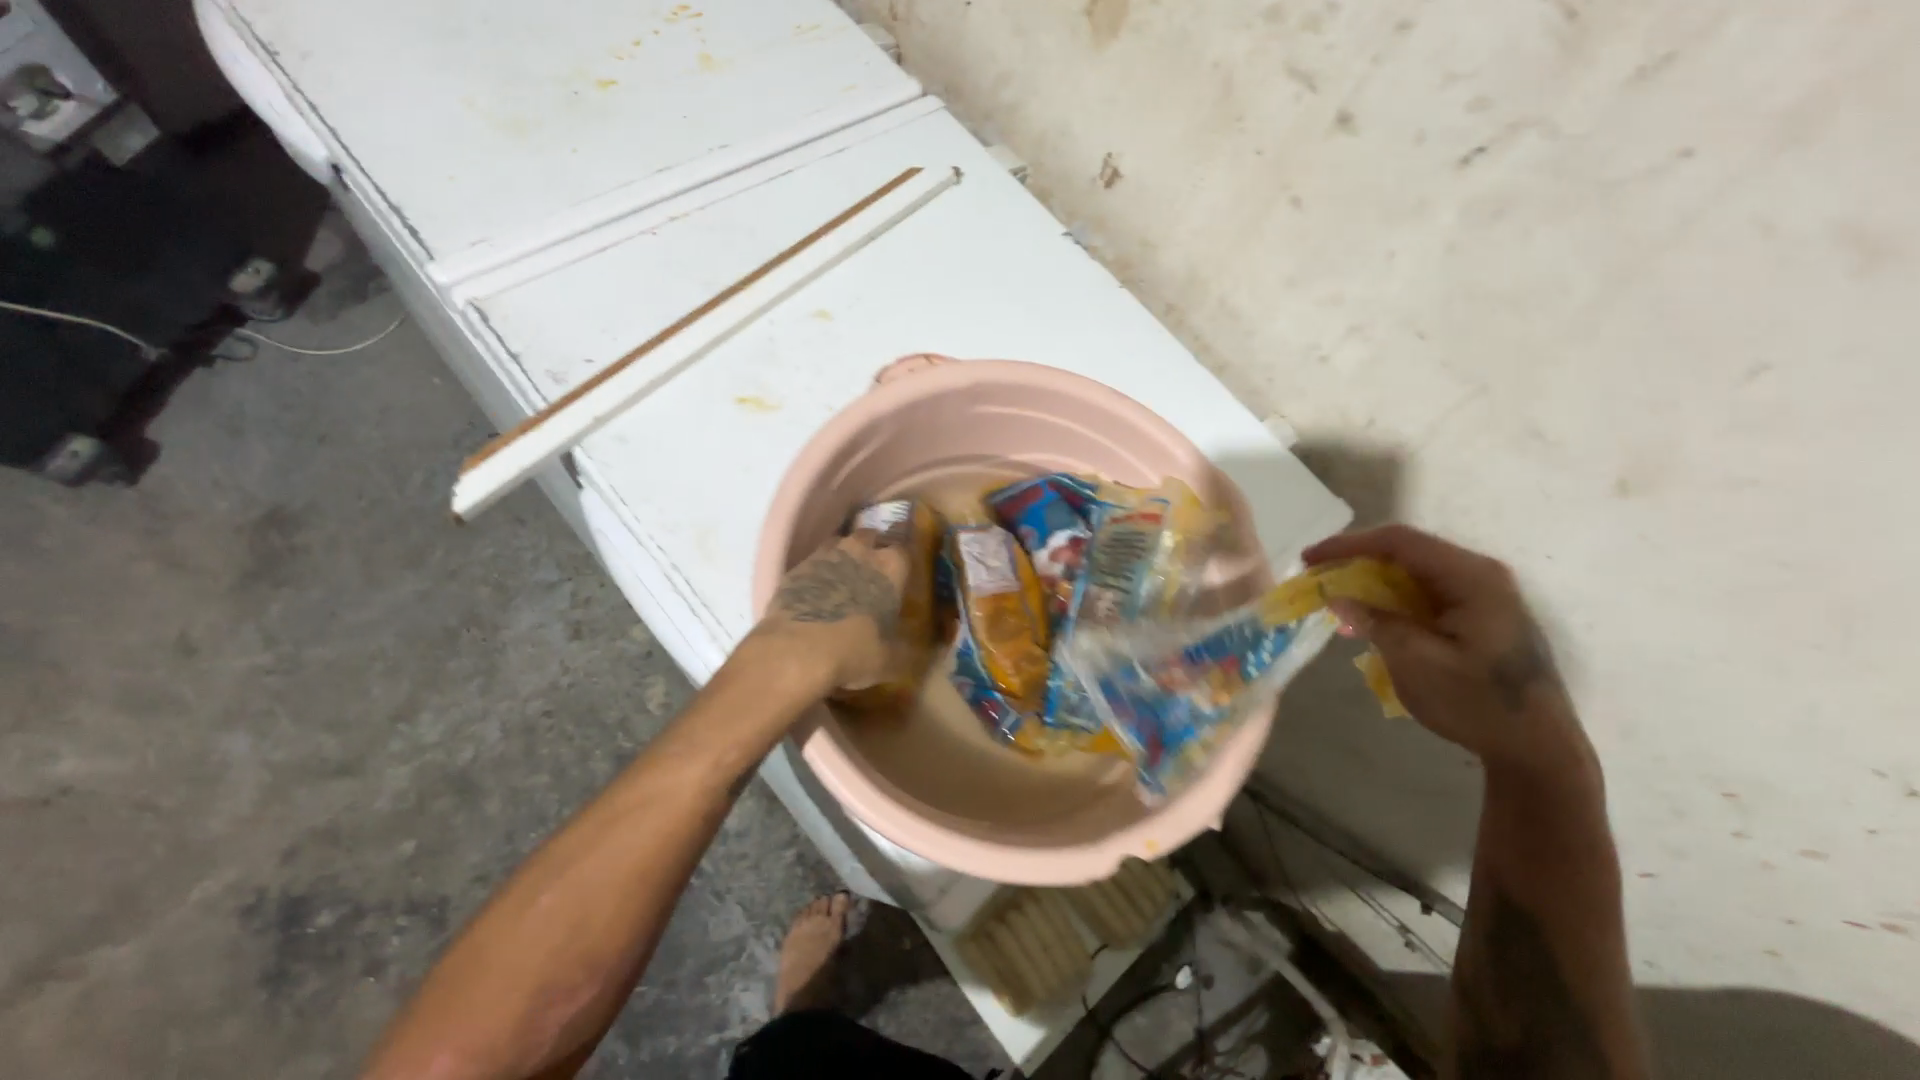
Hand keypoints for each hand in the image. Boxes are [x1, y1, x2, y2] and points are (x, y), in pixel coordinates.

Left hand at [754, 531, 912, 693]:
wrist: (796, 650)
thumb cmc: (854, 651)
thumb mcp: (889, 658)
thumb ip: (900, 646)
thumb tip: (907, 648)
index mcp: (890, 568)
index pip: (904, 551)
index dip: (901, 564)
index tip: (900, 578)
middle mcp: (859, 552)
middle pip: (869, 537)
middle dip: (871, 550)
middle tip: (871, 575)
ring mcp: (824, 556)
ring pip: (838, 544)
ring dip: (842, 558)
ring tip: (842, 581)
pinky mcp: (795, 568)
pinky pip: (812, 563)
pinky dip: (816, 574)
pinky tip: (814, 595)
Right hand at [1303, 525, 1593, 779]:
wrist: (1537, 747)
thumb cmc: (1476, 703)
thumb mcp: (1416, 663)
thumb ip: (1376, 622)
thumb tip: (1338, 596)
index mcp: (1470, 577)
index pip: (1399, 542)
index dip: (1348, 545)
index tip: (1309, 560)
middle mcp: (1480, 575)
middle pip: (1407, 552)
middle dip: (1358, 562)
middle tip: (1317, 578)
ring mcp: (1484, 594)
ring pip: (1415, 573)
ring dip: (1373, 583)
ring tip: (1337, 600)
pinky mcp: (1480, 615)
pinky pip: (1427, 594)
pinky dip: (1393, 600)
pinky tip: (1371, 619)